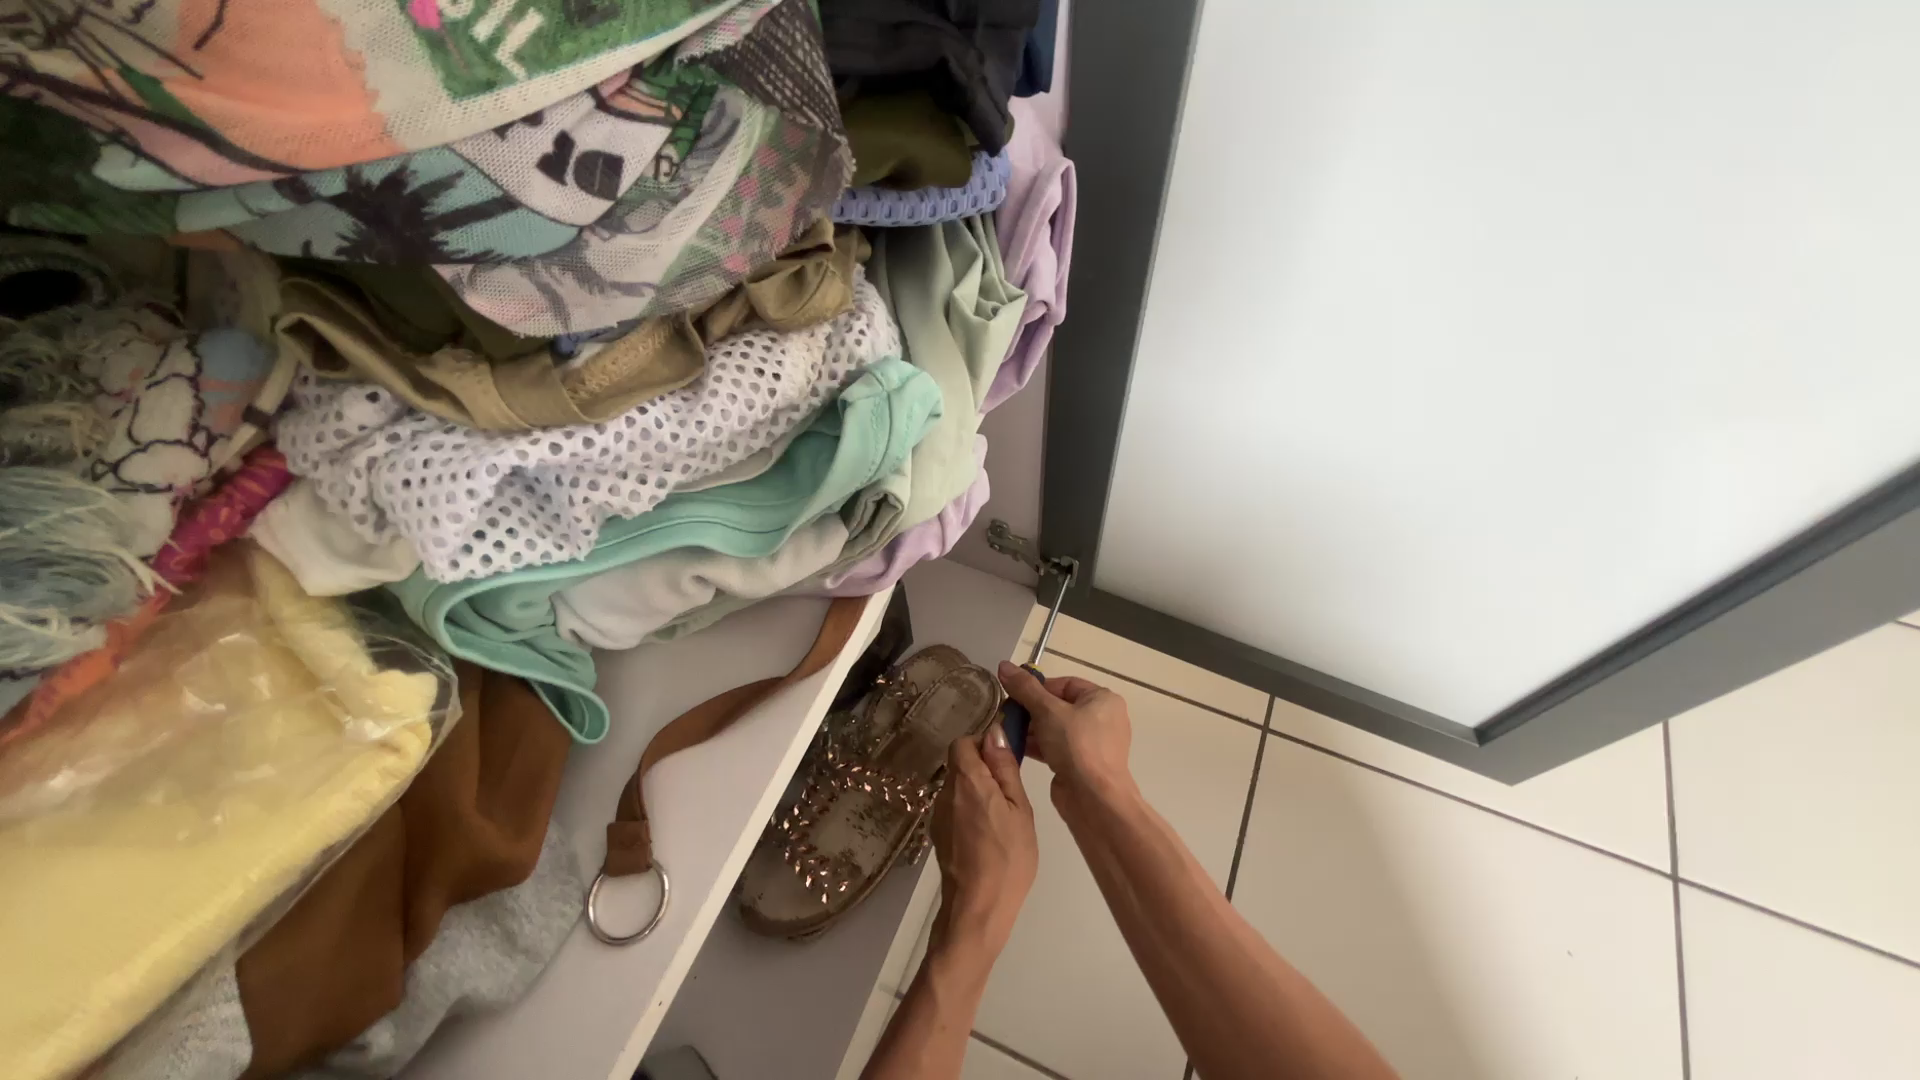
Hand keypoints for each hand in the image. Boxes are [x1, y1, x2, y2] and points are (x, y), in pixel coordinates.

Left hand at [928, 724, 1037, 957]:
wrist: (978, 908)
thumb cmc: (1008, 858)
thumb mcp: (1019, 809)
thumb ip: (1004, 768)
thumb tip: (995, 731)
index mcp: (966, 780)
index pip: (963, 742)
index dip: (983, 745)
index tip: (1005, 763)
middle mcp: (945, 792)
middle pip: (960, 765)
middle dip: (983, 771)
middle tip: (1011, 795)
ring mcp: (938, 816)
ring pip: (958, 789)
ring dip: (977, 793)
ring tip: (1002, 820)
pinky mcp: (938, 836)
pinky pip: (954, 810)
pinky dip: (969, 813)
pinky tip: (988, 837)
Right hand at [996, 662, 1135, 814]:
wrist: (1093, 798)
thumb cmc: (1076, 745)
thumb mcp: (1047, 711)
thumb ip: (1025, 688)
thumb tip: (1003, 665)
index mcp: (1102, 699)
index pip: (1065, 684)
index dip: (1037, 687)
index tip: (1013, 695)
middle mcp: (1102, 718)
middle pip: (1058, 705)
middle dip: (1030, 710)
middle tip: (1006, 713)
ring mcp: (1092, 743)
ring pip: (1055, 728)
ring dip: (1030, 728)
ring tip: (1005, 729)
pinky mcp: (1081, 764)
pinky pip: (1055, 747)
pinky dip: (1037, 745)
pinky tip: (1013, 746)